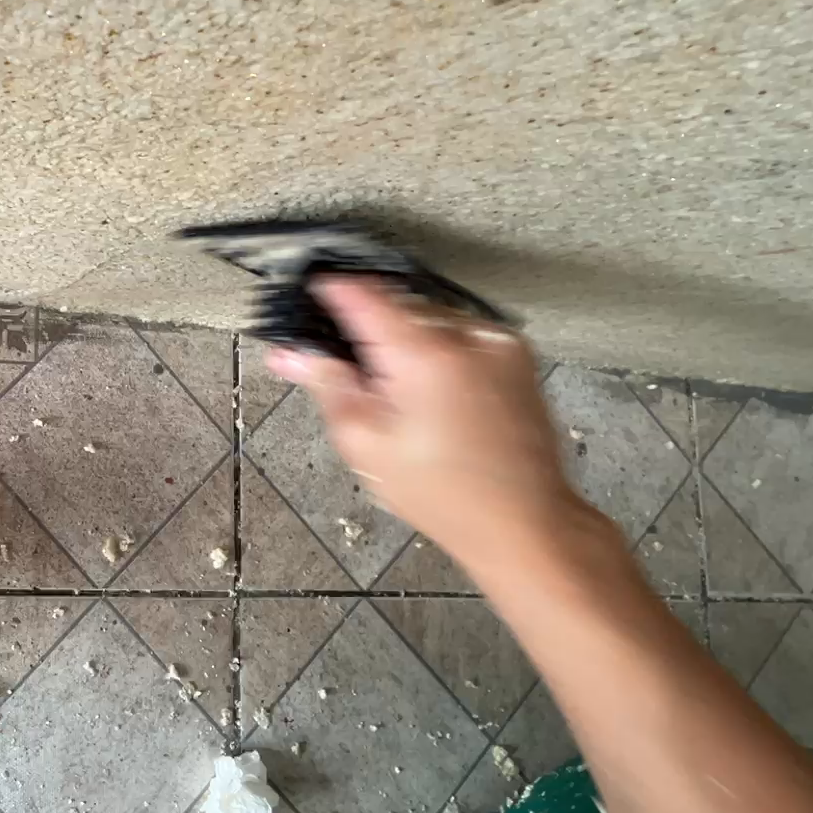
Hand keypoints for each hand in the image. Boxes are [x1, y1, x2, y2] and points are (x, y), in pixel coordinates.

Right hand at [265, 276, 605, 561]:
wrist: (525, 522)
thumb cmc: (437, 489)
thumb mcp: (363, 439)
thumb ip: (327, 383)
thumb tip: (287, 354)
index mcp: (427, 355)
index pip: (367, 297)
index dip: (331, 290)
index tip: (306, 292)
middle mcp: (469, 337)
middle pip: (397, 305)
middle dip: (359, 322)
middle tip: (328, 354)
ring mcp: (500, 345)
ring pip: (426, 316)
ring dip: (394, 332)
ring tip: (373, 374)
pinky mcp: (516, 358)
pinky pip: (456, 331)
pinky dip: (427, 343)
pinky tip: (413, 379)